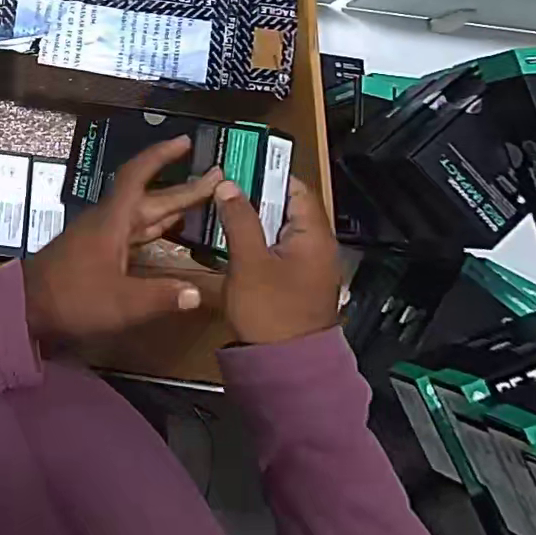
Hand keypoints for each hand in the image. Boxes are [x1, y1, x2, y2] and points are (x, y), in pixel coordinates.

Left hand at [23, 136, 219, 350]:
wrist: (26, 307)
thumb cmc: (71, 298)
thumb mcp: (119, 303)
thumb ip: (160, 297)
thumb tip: (197, 293)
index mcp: (113, 220)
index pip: (138, 175)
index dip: (161, 156)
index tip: (184, 141)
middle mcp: (110, 220)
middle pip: (150, 196)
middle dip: (184, 186)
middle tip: (216, 176)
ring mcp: (103, 235)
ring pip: (144, 213)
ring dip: (172, 204)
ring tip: (203, 197)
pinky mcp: (100, 250)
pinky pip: (136, 230)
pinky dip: (157, 226)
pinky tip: (172, 228)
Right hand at [215, 176, 341, 344]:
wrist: (285, 369)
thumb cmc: (271, 311)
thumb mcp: (249, 261)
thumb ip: (240, 219)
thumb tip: (229, 183)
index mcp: (314, 235)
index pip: (295, 187)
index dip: (267, 173)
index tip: (237, 164)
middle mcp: (316, 245)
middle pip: (285, 206)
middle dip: (253, 194)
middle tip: (221, 185)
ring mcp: (306, 265)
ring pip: (277, 228)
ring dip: (251, 217)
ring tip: (219, 207)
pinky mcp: (293, 282)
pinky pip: (274, 248)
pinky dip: (254, 239)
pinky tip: (229, 239)